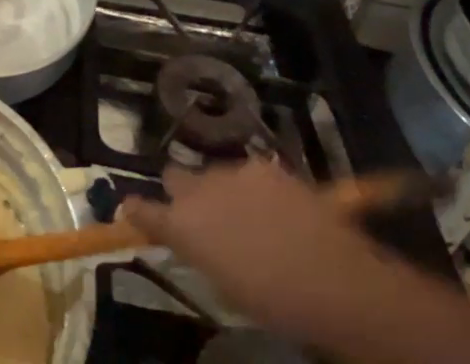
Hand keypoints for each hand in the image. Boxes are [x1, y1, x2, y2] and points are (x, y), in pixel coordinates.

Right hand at [120, 161, 397, 334]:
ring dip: (222, 190)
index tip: (133, 211)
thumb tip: (193, 240)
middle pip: (176, 178)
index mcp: (182, 225)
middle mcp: (199, 190)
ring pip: (215, 174)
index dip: (137, 210)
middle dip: (184, 193)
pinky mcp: (268, 168)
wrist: (336, 281)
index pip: (141, 209)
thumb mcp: (222, 284)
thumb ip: (198, 252)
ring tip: (249, 215)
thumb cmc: (273, 300)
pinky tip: (277, 209)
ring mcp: (235, 173)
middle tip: (205, 217)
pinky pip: (250, 174)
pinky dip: (255, 188)